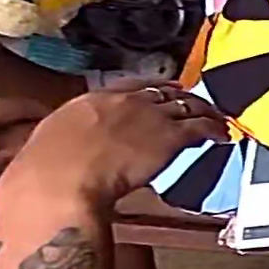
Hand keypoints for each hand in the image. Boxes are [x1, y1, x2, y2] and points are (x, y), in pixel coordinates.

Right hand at [0, 83, 227, 207]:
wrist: (59, 183)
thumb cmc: (46, 170)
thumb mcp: (57, 135)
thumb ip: (82, 128)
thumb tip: (95, 135)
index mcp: (93, 99)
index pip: (136, 85)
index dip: (159, 88)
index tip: (172, 90)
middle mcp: (127, 102)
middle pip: (168, 94)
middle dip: (187, 100)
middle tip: (201, 107)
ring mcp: (153, 116)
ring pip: (191, 107)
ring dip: (208, 113)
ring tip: (218, 121)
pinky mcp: (172, 134)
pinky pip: (203, 127)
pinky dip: (216, 130)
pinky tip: (222, 137)